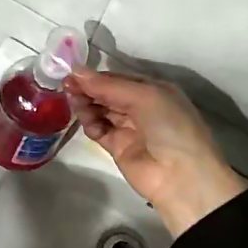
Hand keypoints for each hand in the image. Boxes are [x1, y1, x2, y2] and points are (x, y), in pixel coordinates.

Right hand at [65, 66, 247, 237]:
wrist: (181, 176)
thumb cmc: (170, 126)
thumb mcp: (144, 96)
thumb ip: (108, 85)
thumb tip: (75, 71)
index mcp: (154, 91)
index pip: (119, 79)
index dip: (97, 76)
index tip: (73, 72)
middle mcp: (142, 107)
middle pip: (108, 94)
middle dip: (88, 88)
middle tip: (66, 85)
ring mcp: (129, 128)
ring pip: (101, 111)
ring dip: (86, 103)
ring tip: (72, 99)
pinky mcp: (118, 148)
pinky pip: (99, 130)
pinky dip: (90, 123)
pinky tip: (83, 117)